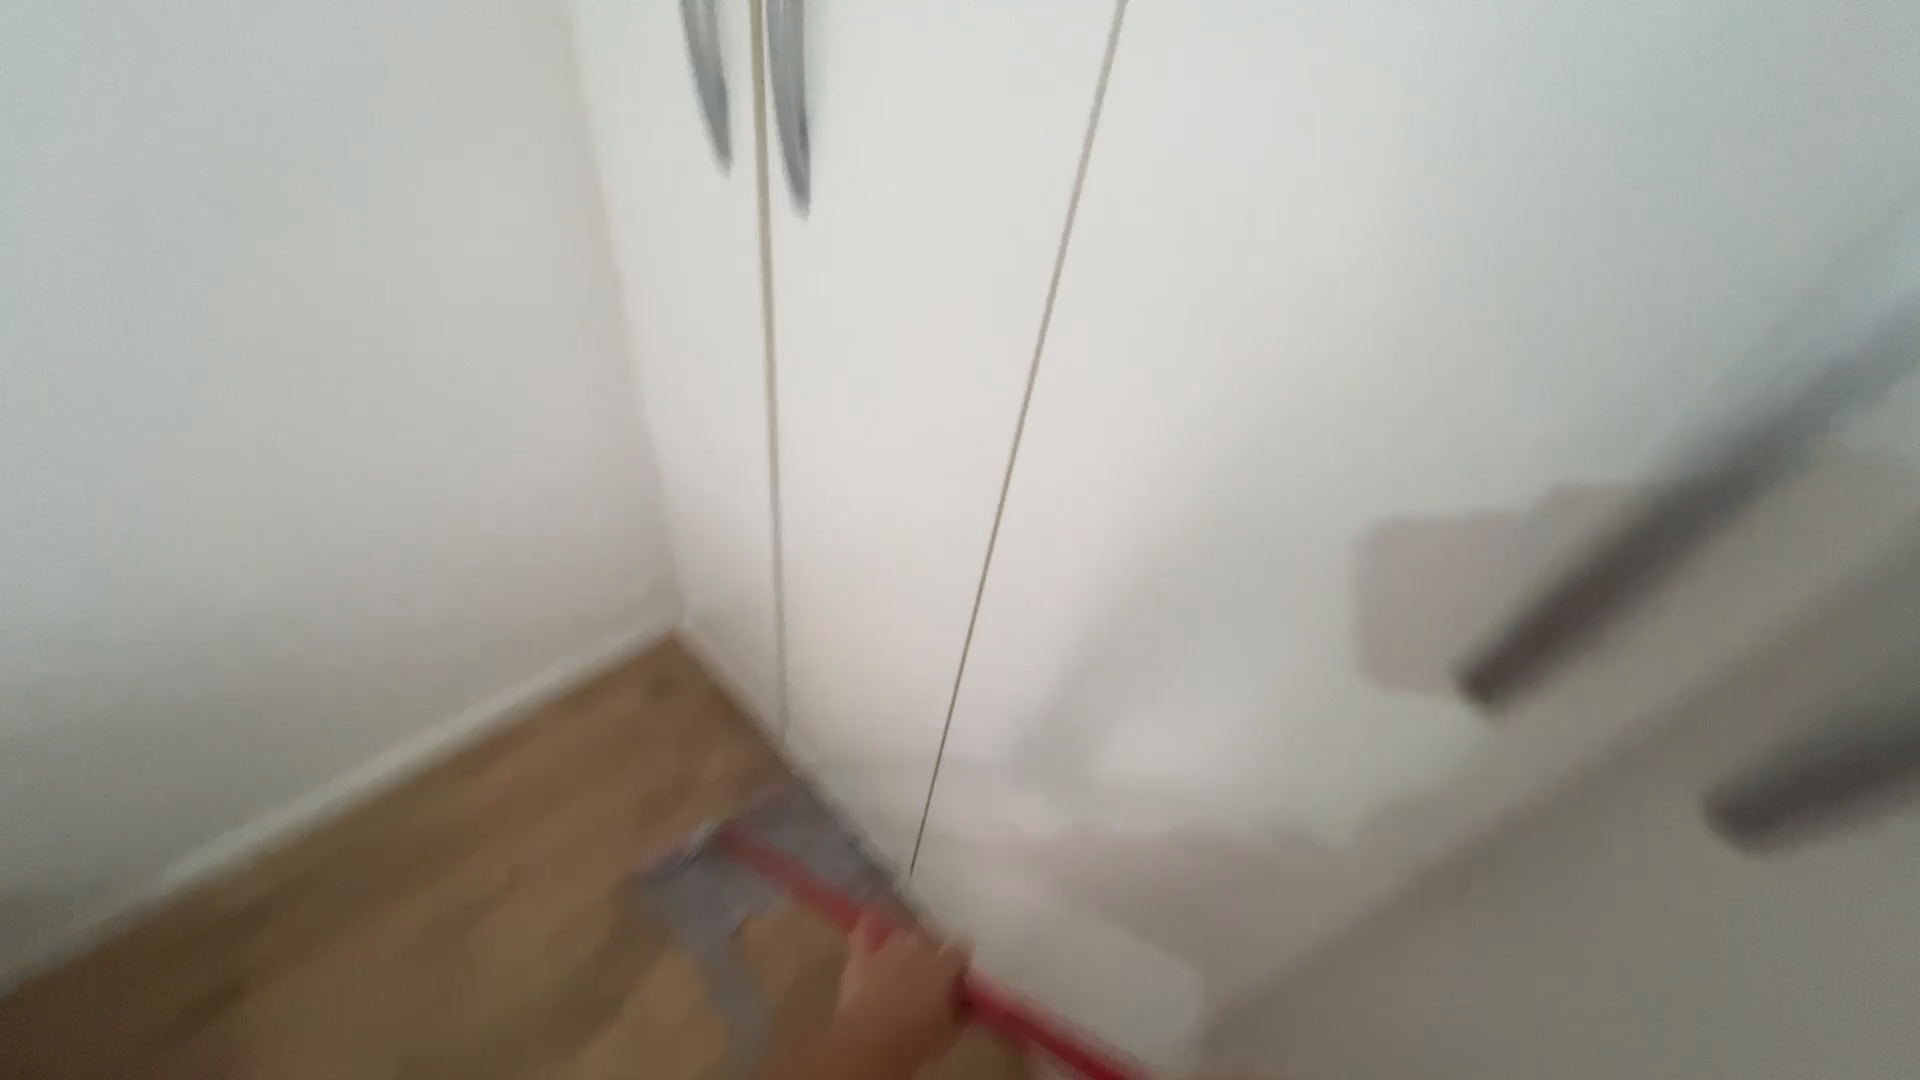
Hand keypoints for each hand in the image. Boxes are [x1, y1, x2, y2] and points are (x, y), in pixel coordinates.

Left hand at [830, 917, 971, 1074]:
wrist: (869, 1041)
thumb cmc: (914, 1042)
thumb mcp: (947, 1034)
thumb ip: (962, 1011)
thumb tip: (971, 1002)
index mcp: (944, 965)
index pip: (960, 949)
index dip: (960, 958)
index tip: (960, 969)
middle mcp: (918, 947)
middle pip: (931, 937)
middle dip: (933, 949)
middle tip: (931, 969)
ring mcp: (888, 948)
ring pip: (902, 933)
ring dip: (906, 943)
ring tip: (906, 957)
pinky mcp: (861, 954)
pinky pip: (864, 929)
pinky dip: (869, 924)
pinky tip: (871, 919)